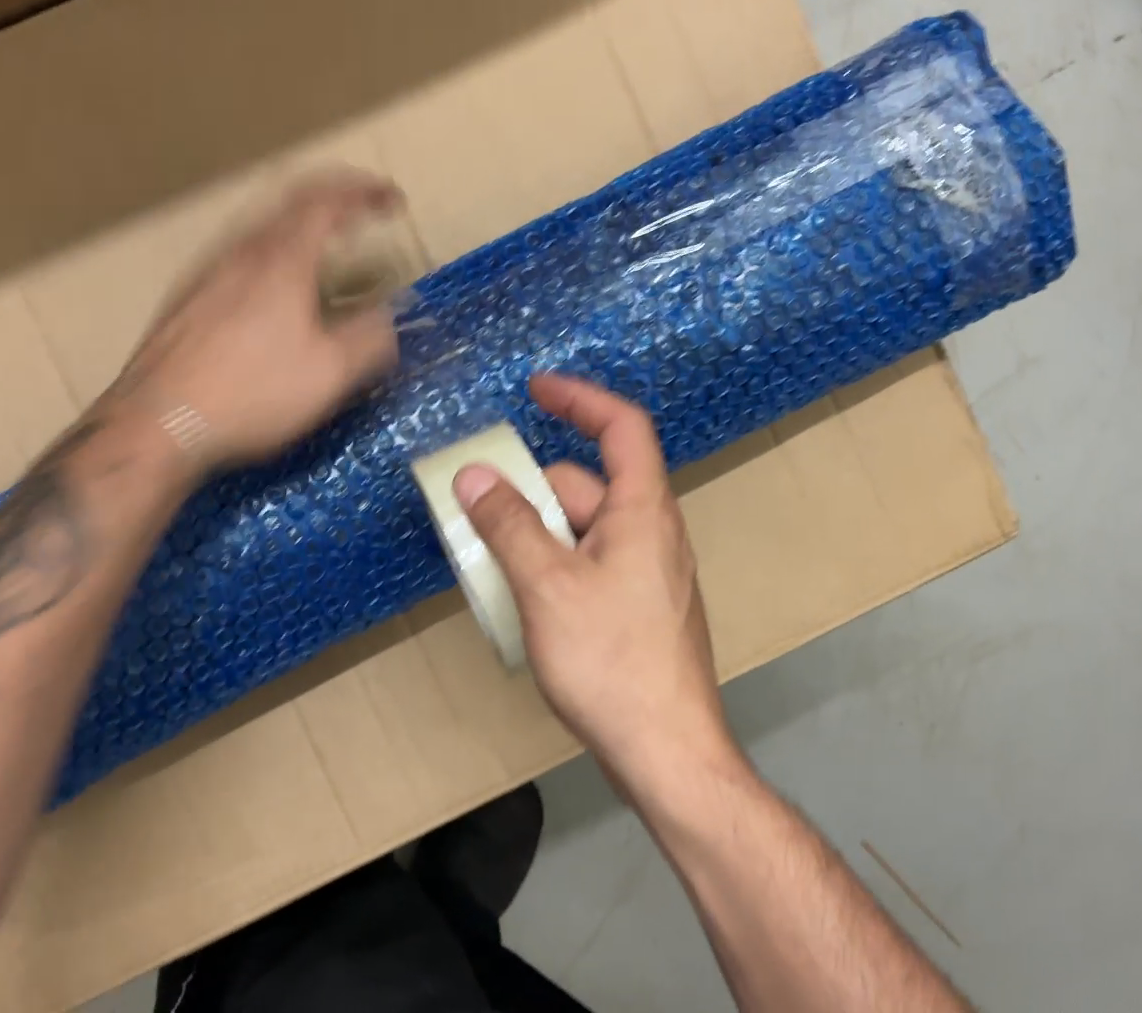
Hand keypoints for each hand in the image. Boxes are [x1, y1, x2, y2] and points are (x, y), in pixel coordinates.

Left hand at [113, 171, 405, 468]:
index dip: (365, 193)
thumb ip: (371, 337)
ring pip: (259, 232)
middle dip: (332, 203)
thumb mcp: (330, 373)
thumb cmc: (252, 393)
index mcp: (281, 258)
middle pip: (289, 204)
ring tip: (321, 256)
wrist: (159, 422)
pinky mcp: (184, 301)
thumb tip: (395, 312)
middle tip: (359, 217)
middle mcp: (240, 252)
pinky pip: (237, 260)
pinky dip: (270, 260)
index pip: (327, 200)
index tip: (393, 202)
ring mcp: (205, 273)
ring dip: (298, 232)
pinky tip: (269, 298)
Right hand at [451, 375, 735, 779]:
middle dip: (531, 492)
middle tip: (476, 515)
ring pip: (583, 531)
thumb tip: (474, 476)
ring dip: (536, 535)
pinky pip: (589, 566)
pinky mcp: (639, 612)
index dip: (579, 399)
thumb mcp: (547, 586)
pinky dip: (553, 567)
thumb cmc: (610, 661)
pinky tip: (524, 605)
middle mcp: (652, 534)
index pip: (621, 428)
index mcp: (643, 512)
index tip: (535, 390)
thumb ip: (509, 525)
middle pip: (586, 485)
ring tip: (491, 566)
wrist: (666, 752)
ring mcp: (648, 576)